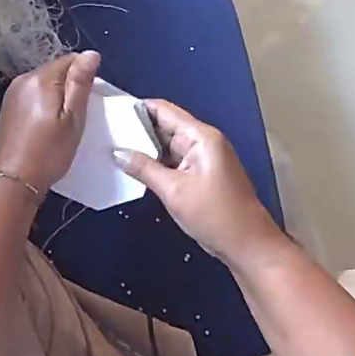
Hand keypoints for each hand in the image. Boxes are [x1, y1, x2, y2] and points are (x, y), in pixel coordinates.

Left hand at [0, 51, 99, 191]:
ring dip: (57, 95)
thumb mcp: (73, 118)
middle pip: (56, 70)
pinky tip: (47, 124)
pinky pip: (33, 94)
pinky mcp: (8, 107)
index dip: (84, 76)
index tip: (90, 100)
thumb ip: (80, 83)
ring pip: (44, 83)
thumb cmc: (49, 151)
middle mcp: (23, 79)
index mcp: (40, 79)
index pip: (70, 60)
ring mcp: (13, 93)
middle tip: (78, 115)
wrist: (14, 178)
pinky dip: (44, 103)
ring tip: (64, 121)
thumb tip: (91, 53)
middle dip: (70, 86)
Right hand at [113, 99, 282, 265]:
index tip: (110, 111)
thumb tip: (117, 152)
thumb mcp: (174, 191)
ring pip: (166, 144)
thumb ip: (143, 168)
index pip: (163, 110)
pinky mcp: (200, 173)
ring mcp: (202, 157)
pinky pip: (172, 159)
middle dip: (136, 128)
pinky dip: (154, 161)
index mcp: (200, 137)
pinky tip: (133, 166)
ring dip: (143, 146)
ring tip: (112, 147)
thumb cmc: (215, 216)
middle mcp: (202, 141)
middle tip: (105, 131)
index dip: (137, 107)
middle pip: (164, 125)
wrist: (249, 247)